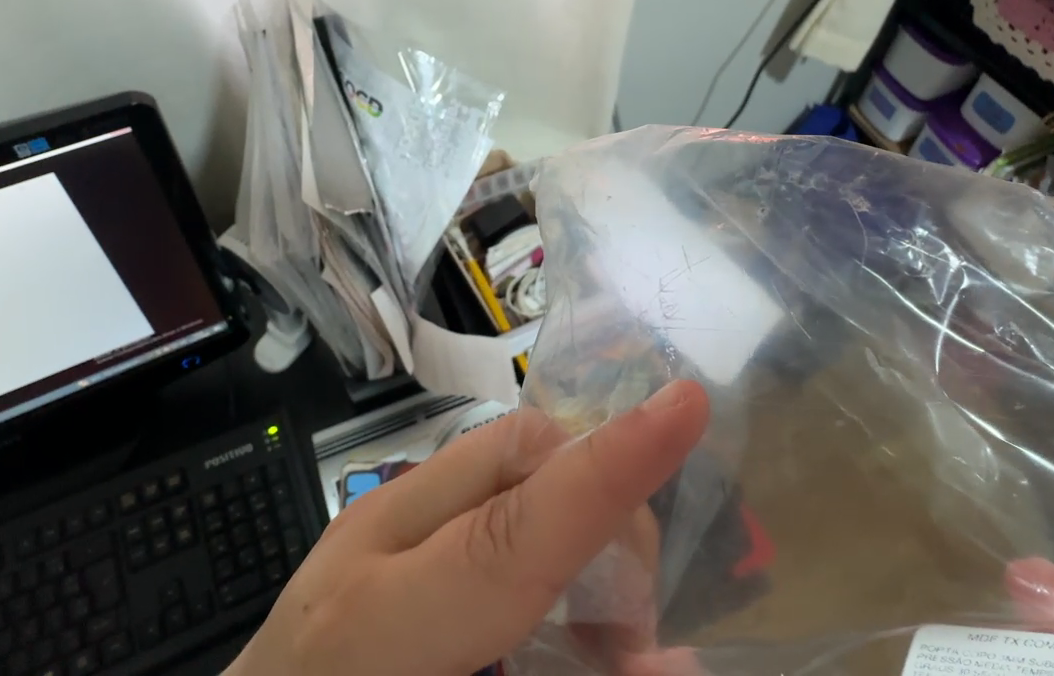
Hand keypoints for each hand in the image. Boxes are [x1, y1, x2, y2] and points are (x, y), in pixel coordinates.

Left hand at [227, 381, 709, 675]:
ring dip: (572, 505)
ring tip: (596, 614)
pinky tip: (540, 594)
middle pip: (512, 452)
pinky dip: (534, 517)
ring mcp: (368, 521)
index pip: (509, 531)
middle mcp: (368, 544)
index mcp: (374, 623)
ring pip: (501, 455)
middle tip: (633, 609)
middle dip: (602, 494)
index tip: (685, 404)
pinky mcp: (375, 521)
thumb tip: (678, 660)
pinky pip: (480, 482)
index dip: (605, 469)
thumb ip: (574, 674)